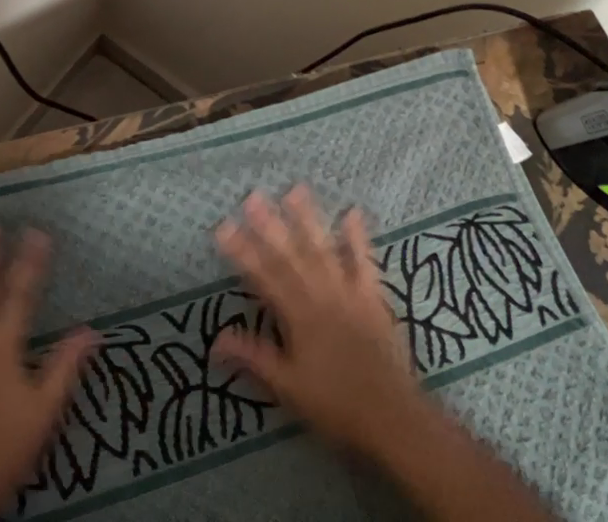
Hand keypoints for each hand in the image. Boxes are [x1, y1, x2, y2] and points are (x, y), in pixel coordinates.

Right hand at [212, 186, 430, 454]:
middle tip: (253, 196)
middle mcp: (321, 297)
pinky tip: (353, 213)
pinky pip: (365, 263)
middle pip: (291, 256)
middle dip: (270, 225)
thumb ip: (253, 357)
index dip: (242, 251)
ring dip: (309, 220)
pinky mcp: (374, 299)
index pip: (263, 277)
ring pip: (325, 251)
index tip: (224, 226)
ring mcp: (350, 294)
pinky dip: (358, 238)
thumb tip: (215, 339)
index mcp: (297, 317)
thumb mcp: (286, 386)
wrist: (393, 417)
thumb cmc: (334, 404)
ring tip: (296, 190)